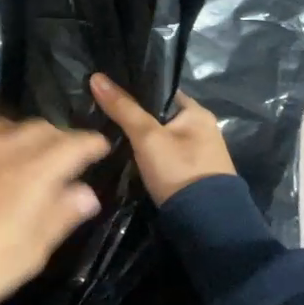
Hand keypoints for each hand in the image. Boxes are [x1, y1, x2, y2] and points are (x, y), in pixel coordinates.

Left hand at [0, 119, 109, 303]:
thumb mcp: (37, 246)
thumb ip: (63, 213)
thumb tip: (87, 192)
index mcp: (37, 168)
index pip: (74, 143)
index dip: (91, 143)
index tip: (101, 147)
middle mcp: (7, 142)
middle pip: (42, 128)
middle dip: (58, 138)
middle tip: (64, 157)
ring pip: (8, 123)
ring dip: (23, 136)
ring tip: (25, 154)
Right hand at [90, 74, 236, 204]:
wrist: (207, 227)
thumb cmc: (179, 171)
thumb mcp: (147, 137)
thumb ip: (123, 107)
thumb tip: (96, 76)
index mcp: (197, 113)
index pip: (159, 89)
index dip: (132, 87)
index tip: (105, 88)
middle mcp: (201, 129)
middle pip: (157, 112)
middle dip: (132, 111)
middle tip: (100, 107)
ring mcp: (197, 153)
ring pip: (158, 133)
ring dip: (138, 132)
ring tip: (106, 126)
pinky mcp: (190, 172)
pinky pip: (161, 151)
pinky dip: (145, 149)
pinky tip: (124, 149)